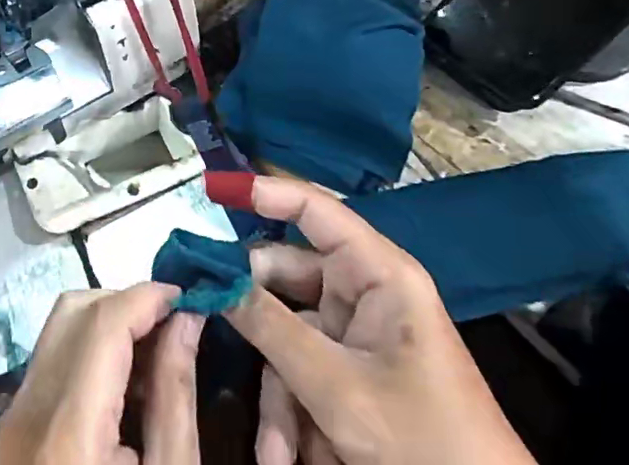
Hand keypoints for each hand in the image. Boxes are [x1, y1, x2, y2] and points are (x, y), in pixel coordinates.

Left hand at [0, 283, 205, 464]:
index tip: (188, 294)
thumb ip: (175, 394)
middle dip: (128, 304)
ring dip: (109, 322)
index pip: (102, 324)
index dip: (147, 297)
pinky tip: (127, 378)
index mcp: (67, 436)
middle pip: (73, 313)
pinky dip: (91, 349)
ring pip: (59, 328)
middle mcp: (26, 415)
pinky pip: (52, 360)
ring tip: (157, 350)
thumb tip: (185, 319)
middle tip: (176, 324)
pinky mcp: (12, 428)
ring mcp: (12, 420)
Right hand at [207, 173, 534, 464]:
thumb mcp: (336, 387)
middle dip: (254, 322)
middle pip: (284, 276)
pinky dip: (290, 412)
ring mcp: (355, 333)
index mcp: (377, 273)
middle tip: (206, 323)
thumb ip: (269, 326)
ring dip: (275, 391)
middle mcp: (364, 291)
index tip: (210, 190)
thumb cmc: (423, 444)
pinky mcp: (349, 371)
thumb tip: (214, 279)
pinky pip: (299, 370)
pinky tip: (287, 455)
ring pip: (285, 332)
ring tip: (277, 452)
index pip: (312, 208)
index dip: (262, 192)